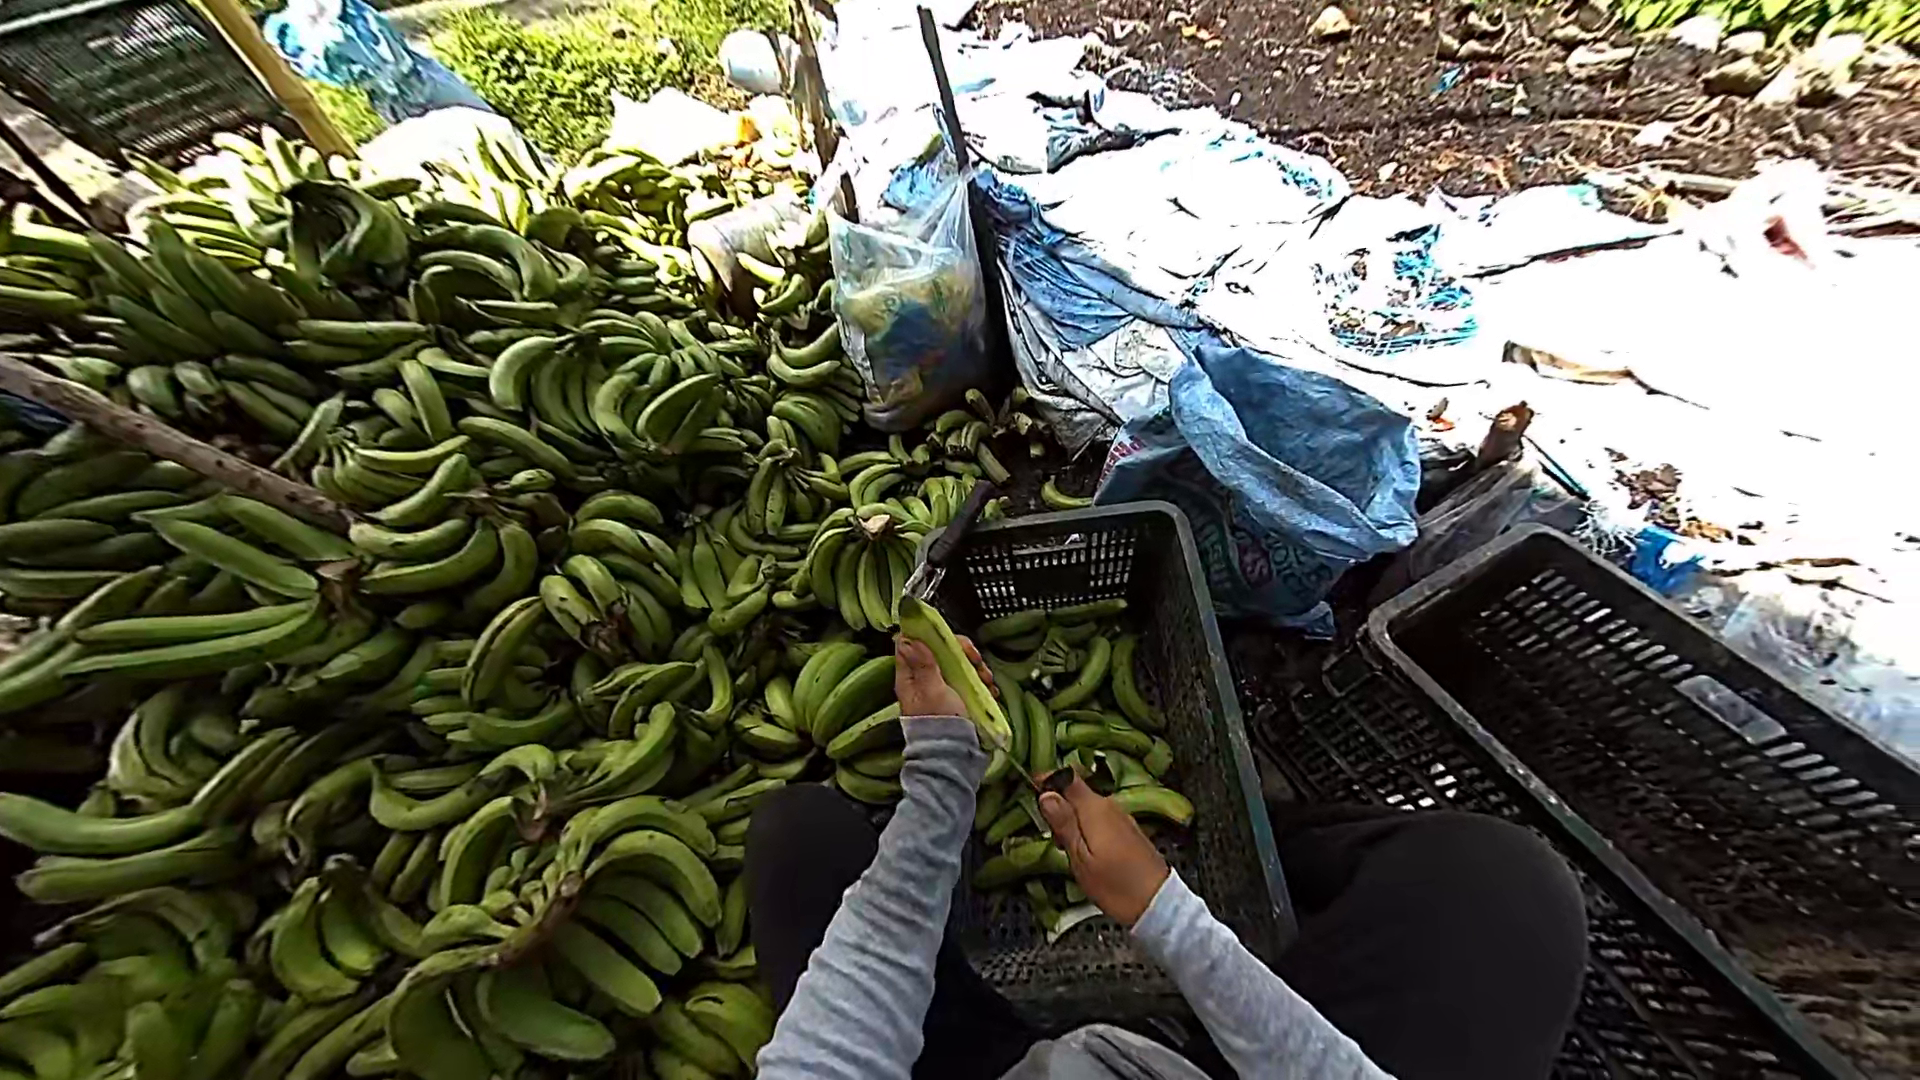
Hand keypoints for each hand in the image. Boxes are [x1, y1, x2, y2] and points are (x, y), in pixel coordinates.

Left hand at [894, 635, 995, 719]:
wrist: (955, 756)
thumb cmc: (941, 722)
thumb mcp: (932, 690)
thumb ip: (923, 665)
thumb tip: (908, 639)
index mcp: (911, 676)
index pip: (913, 643)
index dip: (930, 635)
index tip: (949, 638)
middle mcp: (924, 678)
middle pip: (941, 651)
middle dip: (962, 652)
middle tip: (976, 661)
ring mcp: (942, 687)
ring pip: (958, 663)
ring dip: (975, 667)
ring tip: (987, 680)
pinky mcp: (958, 696)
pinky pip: (970, 679)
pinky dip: (981, 681)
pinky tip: (990, 689)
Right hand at [1038, 772, 1168, 926]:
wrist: (1159, 905)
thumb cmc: (1115, 884)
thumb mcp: (1080, 858)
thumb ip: (1063, 822)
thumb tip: (1046, 794)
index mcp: (1094, 807)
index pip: (1067, 777)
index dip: (1048, 778)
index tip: (1032, 788)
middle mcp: (1109, 804)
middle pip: (1077, 791)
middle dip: (1059, 804)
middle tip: (1048, 832)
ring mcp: (1121, 816)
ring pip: (1088, 806)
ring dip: (1073, 817)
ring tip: (1065, 846)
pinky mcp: (1128, 830)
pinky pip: (1100, 817)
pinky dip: (1087, 826)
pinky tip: (1086, 851)